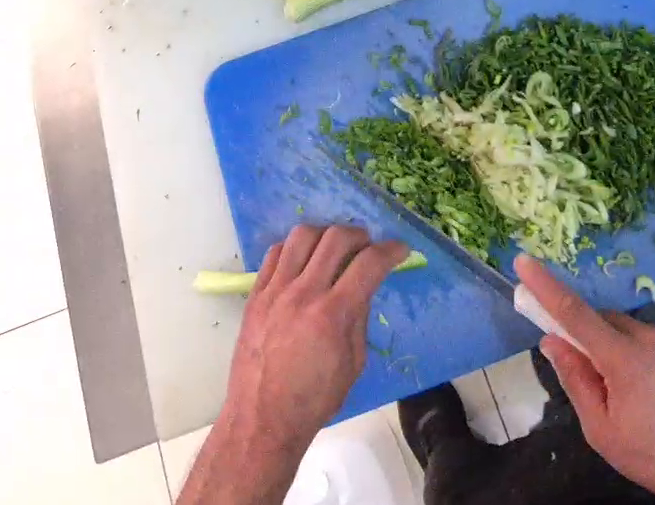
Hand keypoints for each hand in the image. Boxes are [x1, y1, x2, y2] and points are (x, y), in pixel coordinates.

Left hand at [179, 225, 408, 504]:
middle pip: (336, 237)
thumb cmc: (315, 399)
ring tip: (334, 248)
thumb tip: (362, 287)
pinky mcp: (255, 295)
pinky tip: (304, 262)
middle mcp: (304, 294)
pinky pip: (275, 253)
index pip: (369, 263)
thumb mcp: (354, 362)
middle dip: (361, 235)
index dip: (391, 250)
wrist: (263, 419)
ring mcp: (275, 291)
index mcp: (333, 314)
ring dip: (326, 234)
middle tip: (367, 247)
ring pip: (302, 235)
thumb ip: (359, 318)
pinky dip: (295, 249)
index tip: (400, 250)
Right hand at [517, 255, 654, 504]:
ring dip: (623, 348)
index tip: (523, 261)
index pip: (575, 313)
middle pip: (605, 321)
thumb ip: (575, 381)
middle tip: (594, 375)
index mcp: (623, 358)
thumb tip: (552, 341)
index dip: (546, 286)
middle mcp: (651, 338)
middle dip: (591, 338)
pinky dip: (650, 356)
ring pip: (634, 331)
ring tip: (637, 394)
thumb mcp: (602, 431)